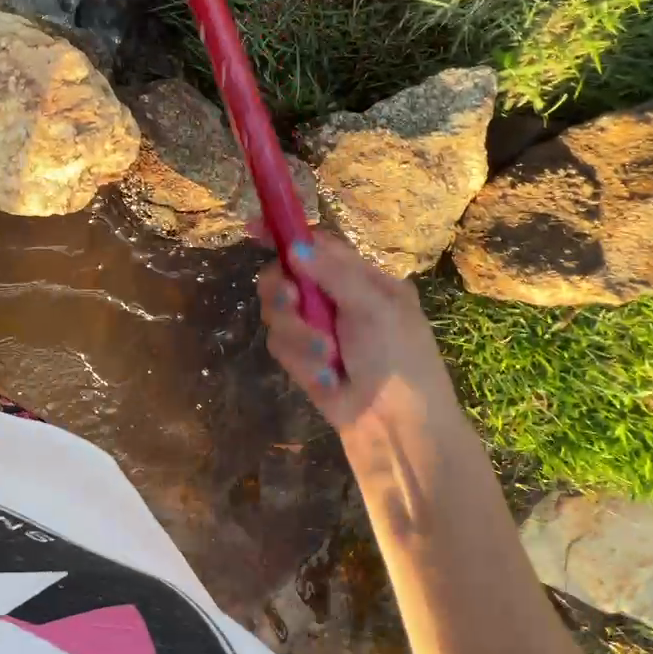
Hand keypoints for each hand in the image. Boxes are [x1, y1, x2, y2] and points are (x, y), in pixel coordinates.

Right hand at [256, 232, 464, 441]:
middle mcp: (335, 299)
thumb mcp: (374, 309)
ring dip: (297, 334)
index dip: (286, 236)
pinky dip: (299, 359)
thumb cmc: (399, 360)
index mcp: (363, 280)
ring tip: (326, 355)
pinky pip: (278, 343)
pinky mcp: (300, 355)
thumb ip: (333, 274)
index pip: (318, 246)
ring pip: (275, 312)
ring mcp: (315, 327)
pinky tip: (325, 375)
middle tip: (293, 302)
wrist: (396, 423)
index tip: (253, 230)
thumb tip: (293, 246)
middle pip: (284, 276)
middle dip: (284, 292)